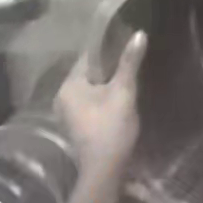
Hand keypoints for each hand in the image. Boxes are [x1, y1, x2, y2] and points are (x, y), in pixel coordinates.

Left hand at [55, 29, 146, 179]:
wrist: (105, 169)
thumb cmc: (112, 128)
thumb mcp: (124, 92)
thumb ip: (129, 63)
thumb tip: (139, 34)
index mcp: (69, 85)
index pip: (88, 56)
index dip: (109, 47)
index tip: (128, 41)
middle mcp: (63, 95)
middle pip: (89, 72)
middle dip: (109, 66)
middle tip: (133, 59)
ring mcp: (68, 111)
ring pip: (91, 87)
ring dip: (108, 82)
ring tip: (129, 76)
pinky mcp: (77, 123)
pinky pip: (91, 100)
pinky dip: (104, 96)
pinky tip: (120, 97)